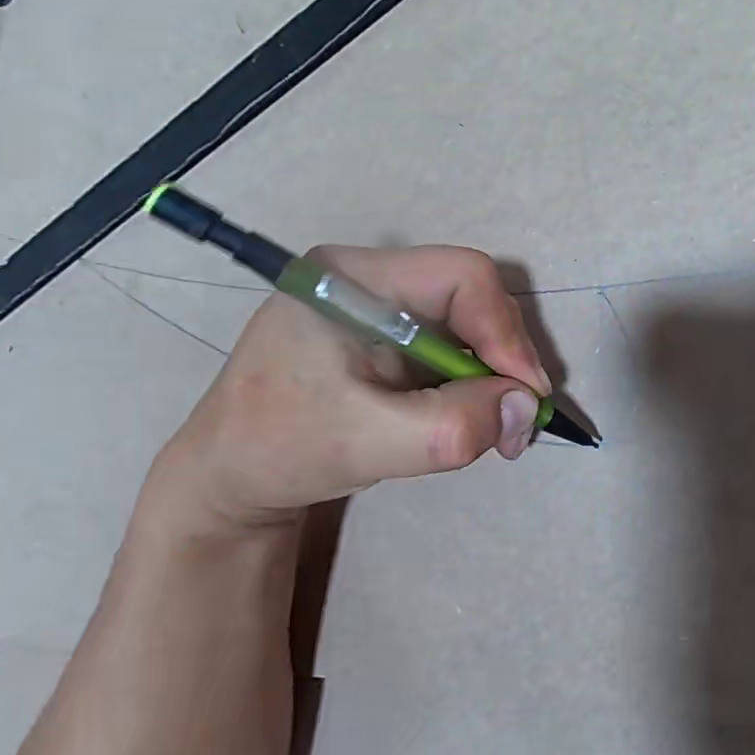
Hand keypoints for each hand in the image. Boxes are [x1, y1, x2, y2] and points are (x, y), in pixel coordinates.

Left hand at [145, 245, 551, 527]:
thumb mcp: (363, 443)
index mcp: (352, 279)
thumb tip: (525, 408)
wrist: (228, 477)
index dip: (504, 332)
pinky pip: (451, 351)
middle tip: (518, 424)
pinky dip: (473, 388)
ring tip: (498, 432)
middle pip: (470, 300)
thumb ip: (450, 426)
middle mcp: (371, 281)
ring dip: (492, 380)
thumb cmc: (276, 449)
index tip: (526, 396)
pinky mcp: (387, 341)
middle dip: (503, 362)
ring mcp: (381, 310)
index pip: (459, 277)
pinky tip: (469, 422)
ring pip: (467, 328)